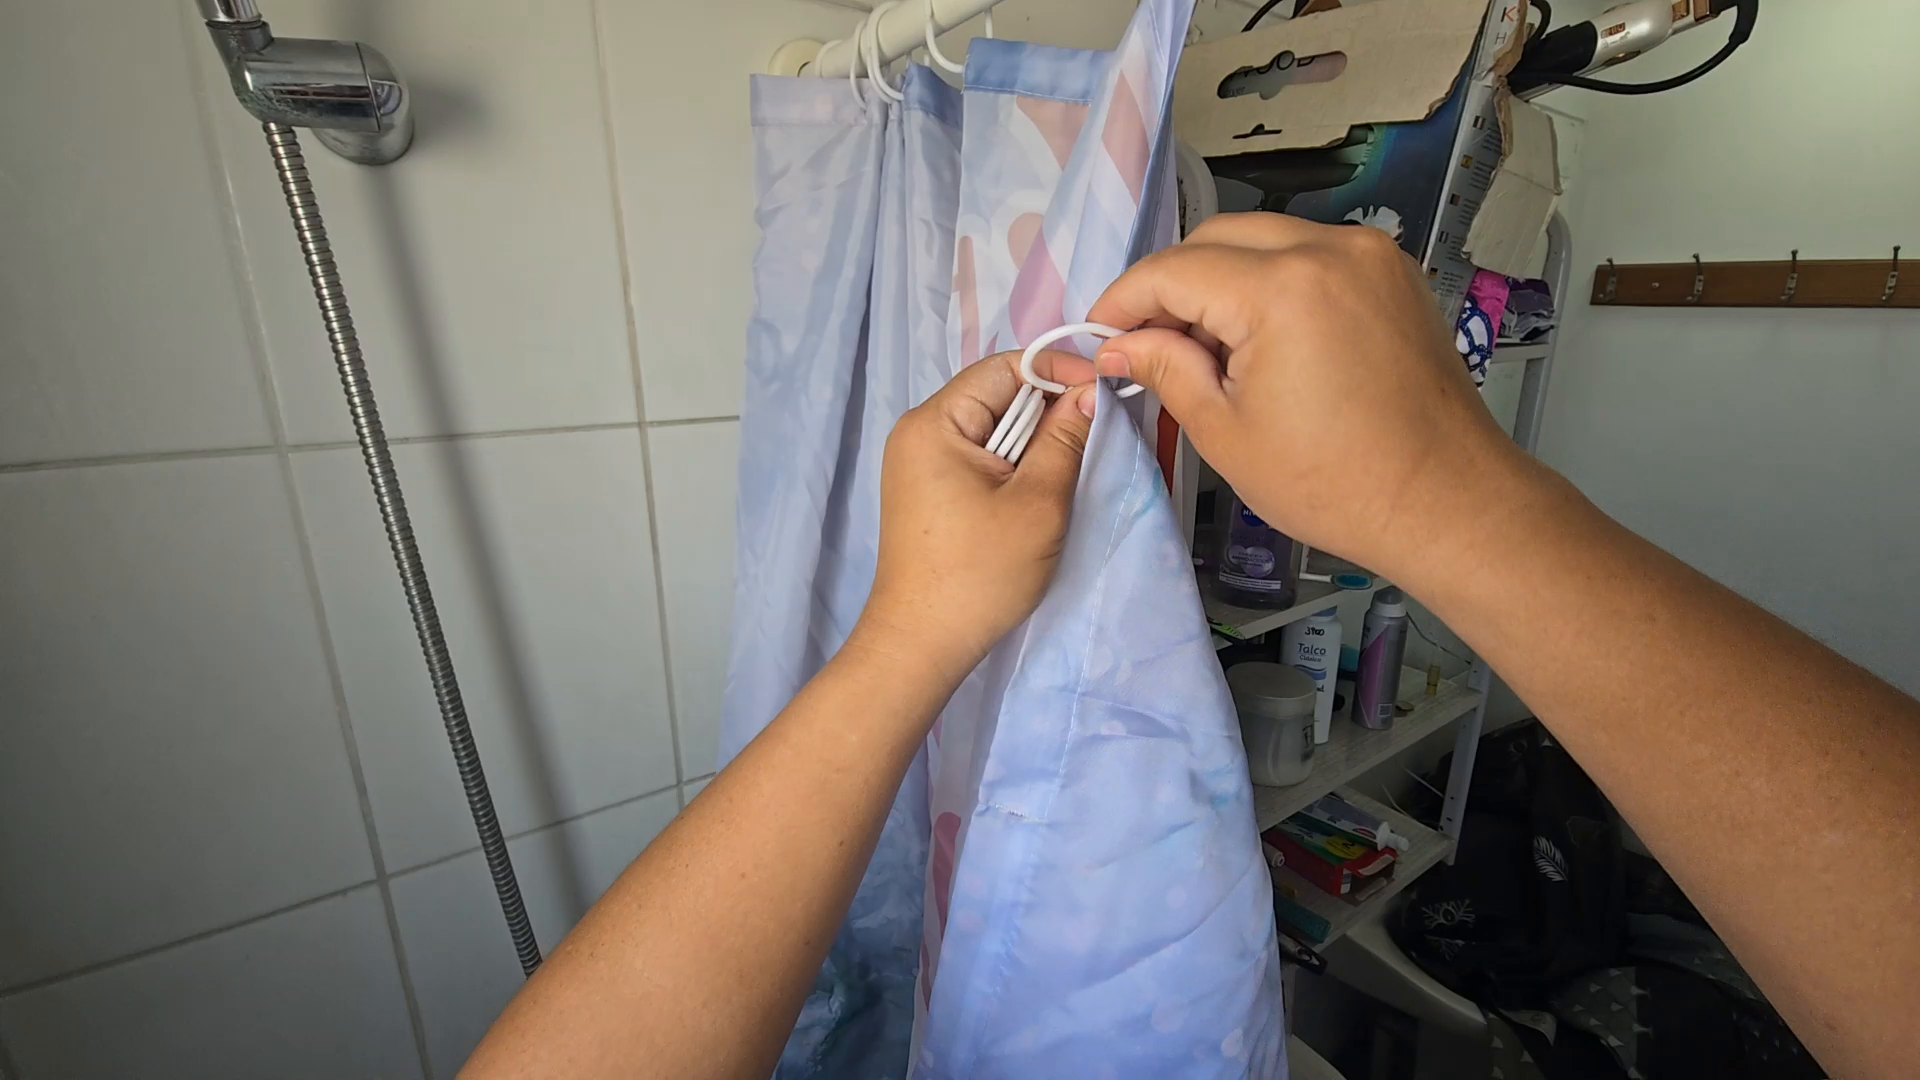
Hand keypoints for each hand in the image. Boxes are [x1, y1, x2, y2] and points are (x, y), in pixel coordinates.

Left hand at [853, 350, 1097, 683]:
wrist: (922, 642)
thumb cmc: (980, 573)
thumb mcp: (1038, 503)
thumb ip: (1065, 440)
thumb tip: (1089, 393)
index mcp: (934, 422)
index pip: (1004, 368)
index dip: (1056, 372)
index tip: (1101, 393)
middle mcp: (917, 432)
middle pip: (994, 396)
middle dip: (1046, 410)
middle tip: (1093, 434)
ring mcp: (916, 463)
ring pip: (989, 429)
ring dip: (1031, 442)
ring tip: (1064, 468)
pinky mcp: (925, 491)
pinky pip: (975, 458)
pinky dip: (1009, 466)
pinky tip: (1031, 492)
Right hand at [1086, 212, 1531, 580]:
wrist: (1444, 501)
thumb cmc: (1326, 480)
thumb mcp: (1224, 430)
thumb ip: (1165, 369)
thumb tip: (1116, 347)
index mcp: (1282, 289)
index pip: (1173, 270)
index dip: (1122, 300)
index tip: (1095, 335)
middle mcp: (1329, 248)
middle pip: (1215, 237)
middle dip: (1167, 284)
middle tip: (1141, 342)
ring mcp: (1368, 255)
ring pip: (1261, 239)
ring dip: (1214, 281)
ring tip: (1196, 345)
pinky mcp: (1389, 273)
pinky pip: (1305, 255)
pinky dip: (1262, 282)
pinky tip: (1251, 336)